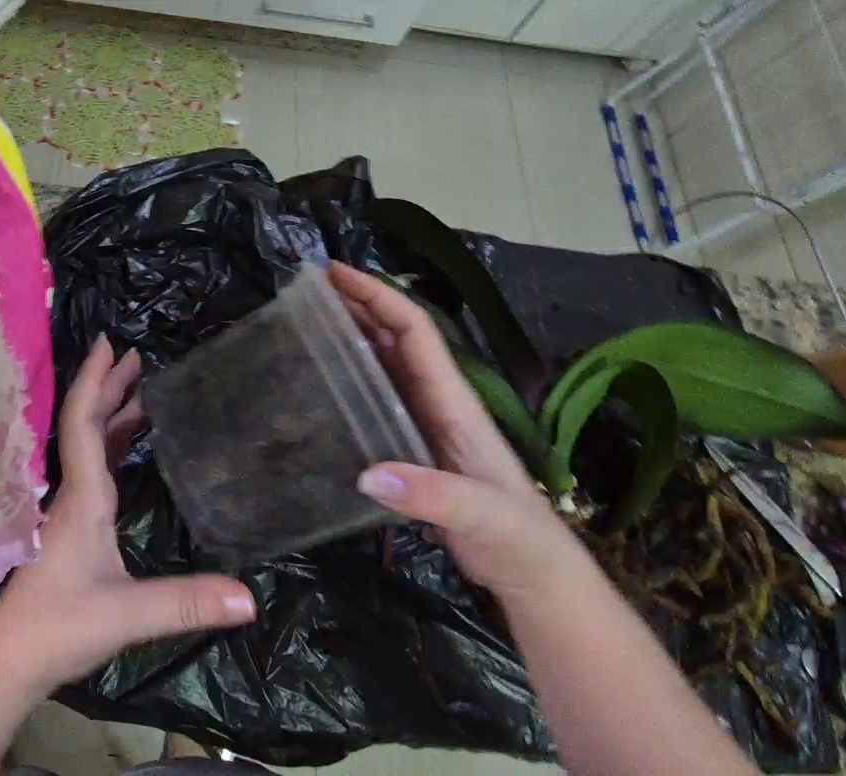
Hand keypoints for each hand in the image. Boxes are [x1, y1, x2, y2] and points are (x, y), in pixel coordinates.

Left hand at [0, 337, 256, 695]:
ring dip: (111, 416)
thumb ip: (186, 603)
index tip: (108, 343)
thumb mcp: (127, 613)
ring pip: (88, 449)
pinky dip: (110, 448)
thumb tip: (251, 597)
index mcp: (82, 498)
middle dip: (108, 388)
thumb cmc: (60, 627)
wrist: (10, 660)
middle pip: (85, 426)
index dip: (94, 381)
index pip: (84, 424)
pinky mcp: (71, 532)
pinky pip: (93, 473)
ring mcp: (69, 513)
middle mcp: (73, 495)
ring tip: (141, 392)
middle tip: (135, 358)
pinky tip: (127, 451)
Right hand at [330, 262, 592, 599]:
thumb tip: (368, 474)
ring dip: (354, 330)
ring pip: (387, 360)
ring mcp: (427, 420)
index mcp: (453, 401)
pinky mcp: (414, 444)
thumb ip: (432, 496)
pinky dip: (353, 371)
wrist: (536, 573)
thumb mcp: (481, 518)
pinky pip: (380, 393)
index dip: (377, 295)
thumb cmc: (517, 539)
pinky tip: (325, 376)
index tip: (335, 273)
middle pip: (396, 334)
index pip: (414, 331)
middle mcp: (438, 399)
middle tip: (309, 285)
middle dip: (359, 301)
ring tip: (309, 315)